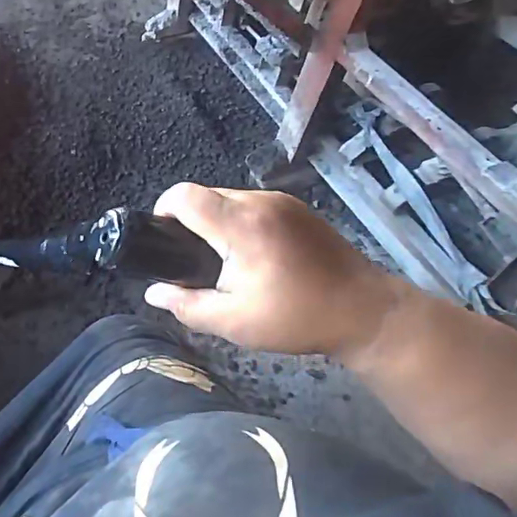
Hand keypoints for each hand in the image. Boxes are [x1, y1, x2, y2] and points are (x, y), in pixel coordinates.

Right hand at [144, 183, 408, 357]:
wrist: (363, 309)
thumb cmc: (297, 318)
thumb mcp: (235, 322)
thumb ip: (187, 305)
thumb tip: (153, 293)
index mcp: (241, 225)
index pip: (184, 195)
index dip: (164, 210)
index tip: (163, 238)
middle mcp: (260, 202)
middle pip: (206, 194)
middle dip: (190, 220)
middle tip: (194, 260)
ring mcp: (282, 201)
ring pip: (230, 197)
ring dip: (217, 221)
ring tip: (224, 261)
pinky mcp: (298, 207)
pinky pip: (254, 204)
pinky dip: (241, 221)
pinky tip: (252, 254)